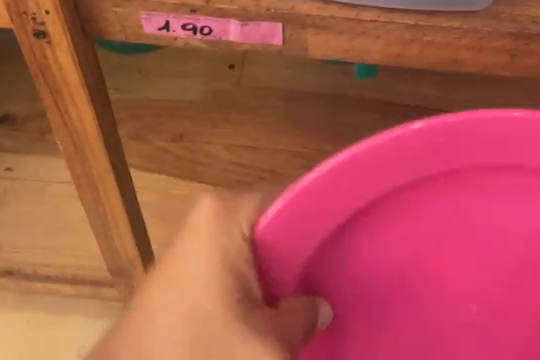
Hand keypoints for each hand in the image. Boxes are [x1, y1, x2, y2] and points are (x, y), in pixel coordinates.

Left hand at [90, 190, 330, 359]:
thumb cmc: (198, 352)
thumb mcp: (265, 346)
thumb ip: (303, 317)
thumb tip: (319, 306)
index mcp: (227, 212)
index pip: (294, 195)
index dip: (326, 220)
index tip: (353, 241)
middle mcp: (210, 213)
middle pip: (276, 220)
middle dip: (304, 250)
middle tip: (339, 274)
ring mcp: (195, 240)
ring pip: (257, 246)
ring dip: (281, 273)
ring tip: (317, 294)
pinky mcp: (186, 269)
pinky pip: (237, 264)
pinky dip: (258, 286)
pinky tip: (279, 310)